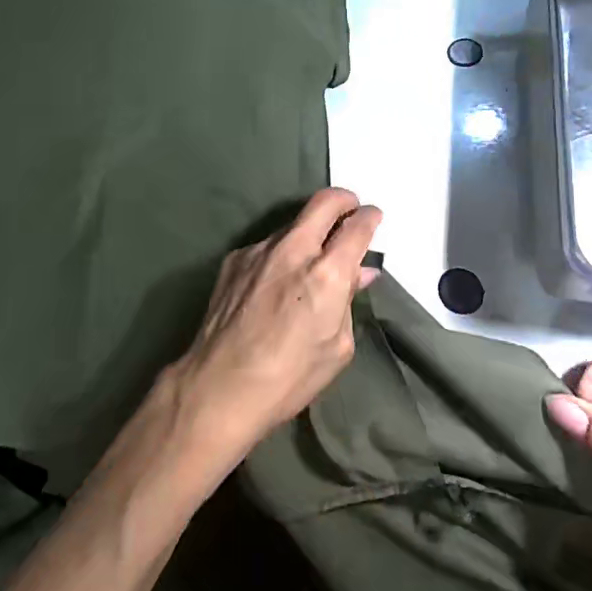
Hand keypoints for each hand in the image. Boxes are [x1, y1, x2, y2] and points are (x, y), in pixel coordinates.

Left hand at [168, 188, 382, 447]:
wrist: (217, 390)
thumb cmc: (289, 377)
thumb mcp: (338, 346)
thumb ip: (350, 300)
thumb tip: (360, 274)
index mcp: (328, 274)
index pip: (357, 227)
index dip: (370, 218)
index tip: (373, 217)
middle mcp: (294, 251)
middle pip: (324, 202)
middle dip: (344, 200)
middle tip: (351, 209)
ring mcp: (259, 252)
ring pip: (293, 224)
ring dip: (310, 231)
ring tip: (311, 257)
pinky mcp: (233, 261)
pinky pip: (267, 246)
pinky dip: (282, 252)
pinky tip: (278, 279)